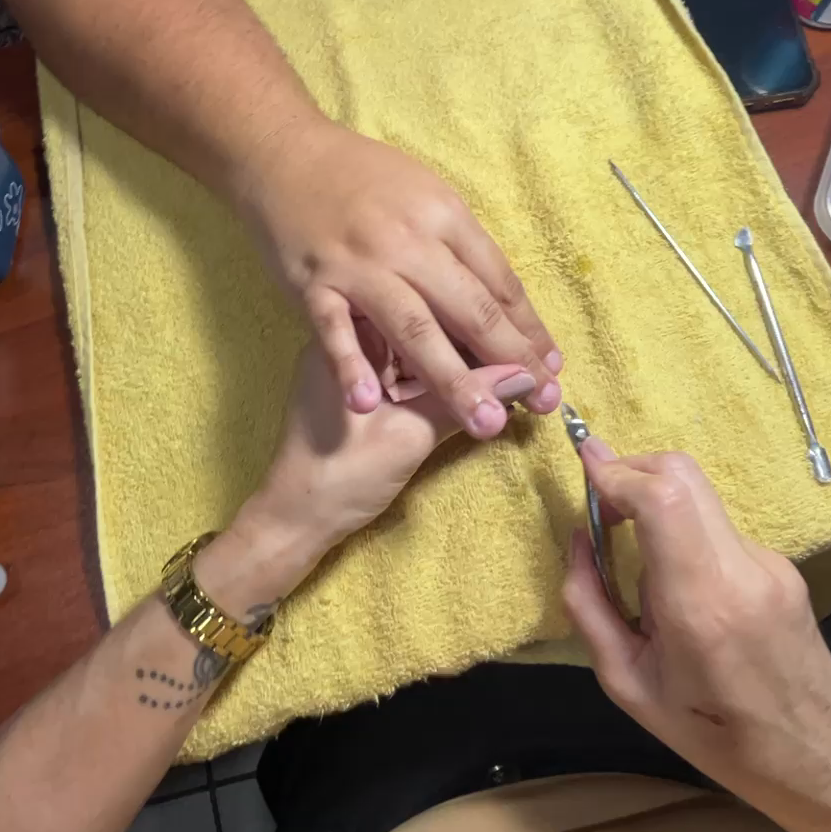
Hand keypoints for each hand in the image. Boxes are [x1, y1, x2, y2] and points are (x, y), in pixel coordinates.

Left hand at [199, 346, 539, 612]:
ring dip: (466, 361)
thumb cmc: (341, 476)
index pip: (425, 310)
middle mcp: (353, 337)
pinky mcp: (367, 386)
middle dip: (478, 343)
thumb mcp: (408, 436)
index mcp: (350, 335)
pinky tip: (485, 386)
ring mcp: (359, 362)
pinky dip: (446, 377)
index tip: (528, 343)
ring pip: (426, 346)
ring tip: (519, 372)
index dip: (479, 323)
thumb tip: (525, 377)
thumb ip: (463, 400)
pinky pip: (414, 368)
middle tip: (535, 361)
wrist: (295, 521)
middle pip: (428, 324)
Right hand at [237, 119, 561, 437]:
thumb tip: (497, 298)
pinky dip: (350, 367)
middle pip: (469, 308)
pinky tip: (368, 403)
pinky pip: (335, 331)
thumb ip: (456, 245)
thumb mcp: (422, 193)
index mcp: (442, 214)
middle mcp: (407, 240)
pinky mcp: (314, 284)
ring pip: (414, 327)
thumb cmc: (359, 176)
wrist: (283, 154)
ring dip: (453, 379)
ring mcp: (359, 265)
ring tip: (484, 421)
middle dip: (511, 360)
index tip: (551, 364)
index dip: (528, 327)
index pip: (497, 280)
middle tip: (543, 403)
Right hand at [560, 442, 830, 831]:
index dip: (616, 472)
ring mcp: (768, 561)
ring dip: (653, 500)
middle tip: (601, 502)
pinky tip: (675, 577)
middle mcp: (741, 568)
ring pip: (696, 494)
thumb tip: (578, 535)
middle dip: (629, 469)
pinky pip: (714, 523)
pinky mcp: (780, 563)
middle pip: (681, 472)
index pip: (662, 497)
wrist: (815, 761)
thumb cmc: (708, 731)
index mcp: (699, 604)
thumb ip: (587, 601)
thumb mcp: (623, 680)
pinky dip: (679, 527)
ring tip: (636, 553)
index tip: (584, 467)